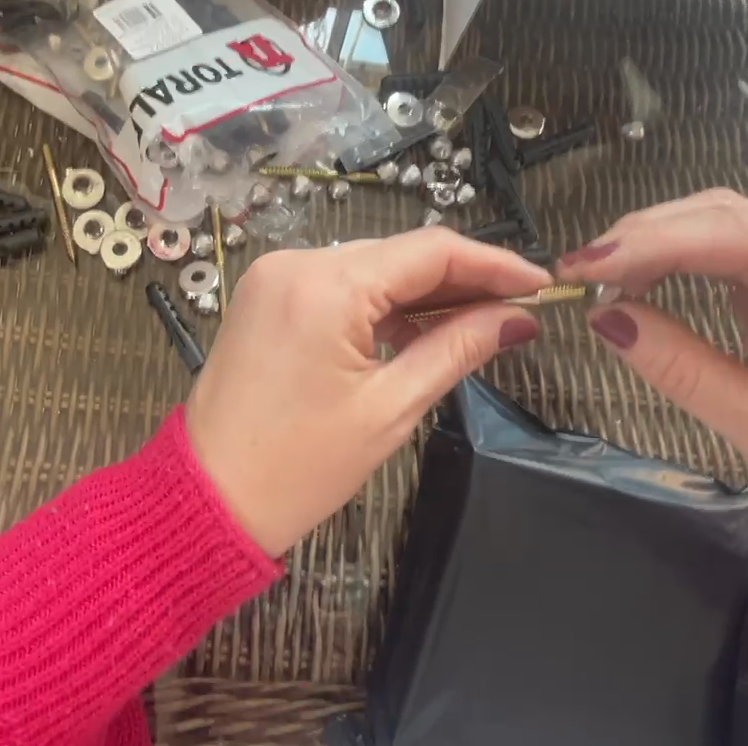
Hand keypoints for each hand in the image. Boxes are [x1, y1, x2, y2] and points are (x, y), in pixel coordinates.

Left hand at [186, 228, 550, 556]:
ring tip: (476, 322)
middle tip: (515, 310)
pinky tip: (416, 327)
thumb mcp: (391, 408)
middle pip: (398, 253)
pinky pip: (337, 282)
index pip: (428, 251)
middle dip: (459, 278)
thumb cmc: (299, 466)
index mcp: (326, 285)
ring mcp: (275, 274)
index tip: (539, 285)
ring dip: (420, 290)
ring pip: (368, 265)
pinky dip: (378, 301)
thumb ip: (456, 348)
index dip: (492, 263)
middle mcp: (296, 261)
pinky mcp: (266, 292)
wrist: (208, 495)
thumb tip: (517, 318)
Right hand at [556, 189, 747, 577]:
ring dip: (657, 242)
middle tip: (579, 272)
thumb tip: (602, 314)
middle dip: (647, 236)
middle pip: (734, 218)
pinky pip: (735, 253)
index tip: (585, 266)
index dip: (656, 243)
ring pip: (730, 225)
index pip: (746, 242)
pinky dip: (677, 259)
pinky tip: (639, 277)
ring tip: (599, 275)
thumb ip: (682, 367)